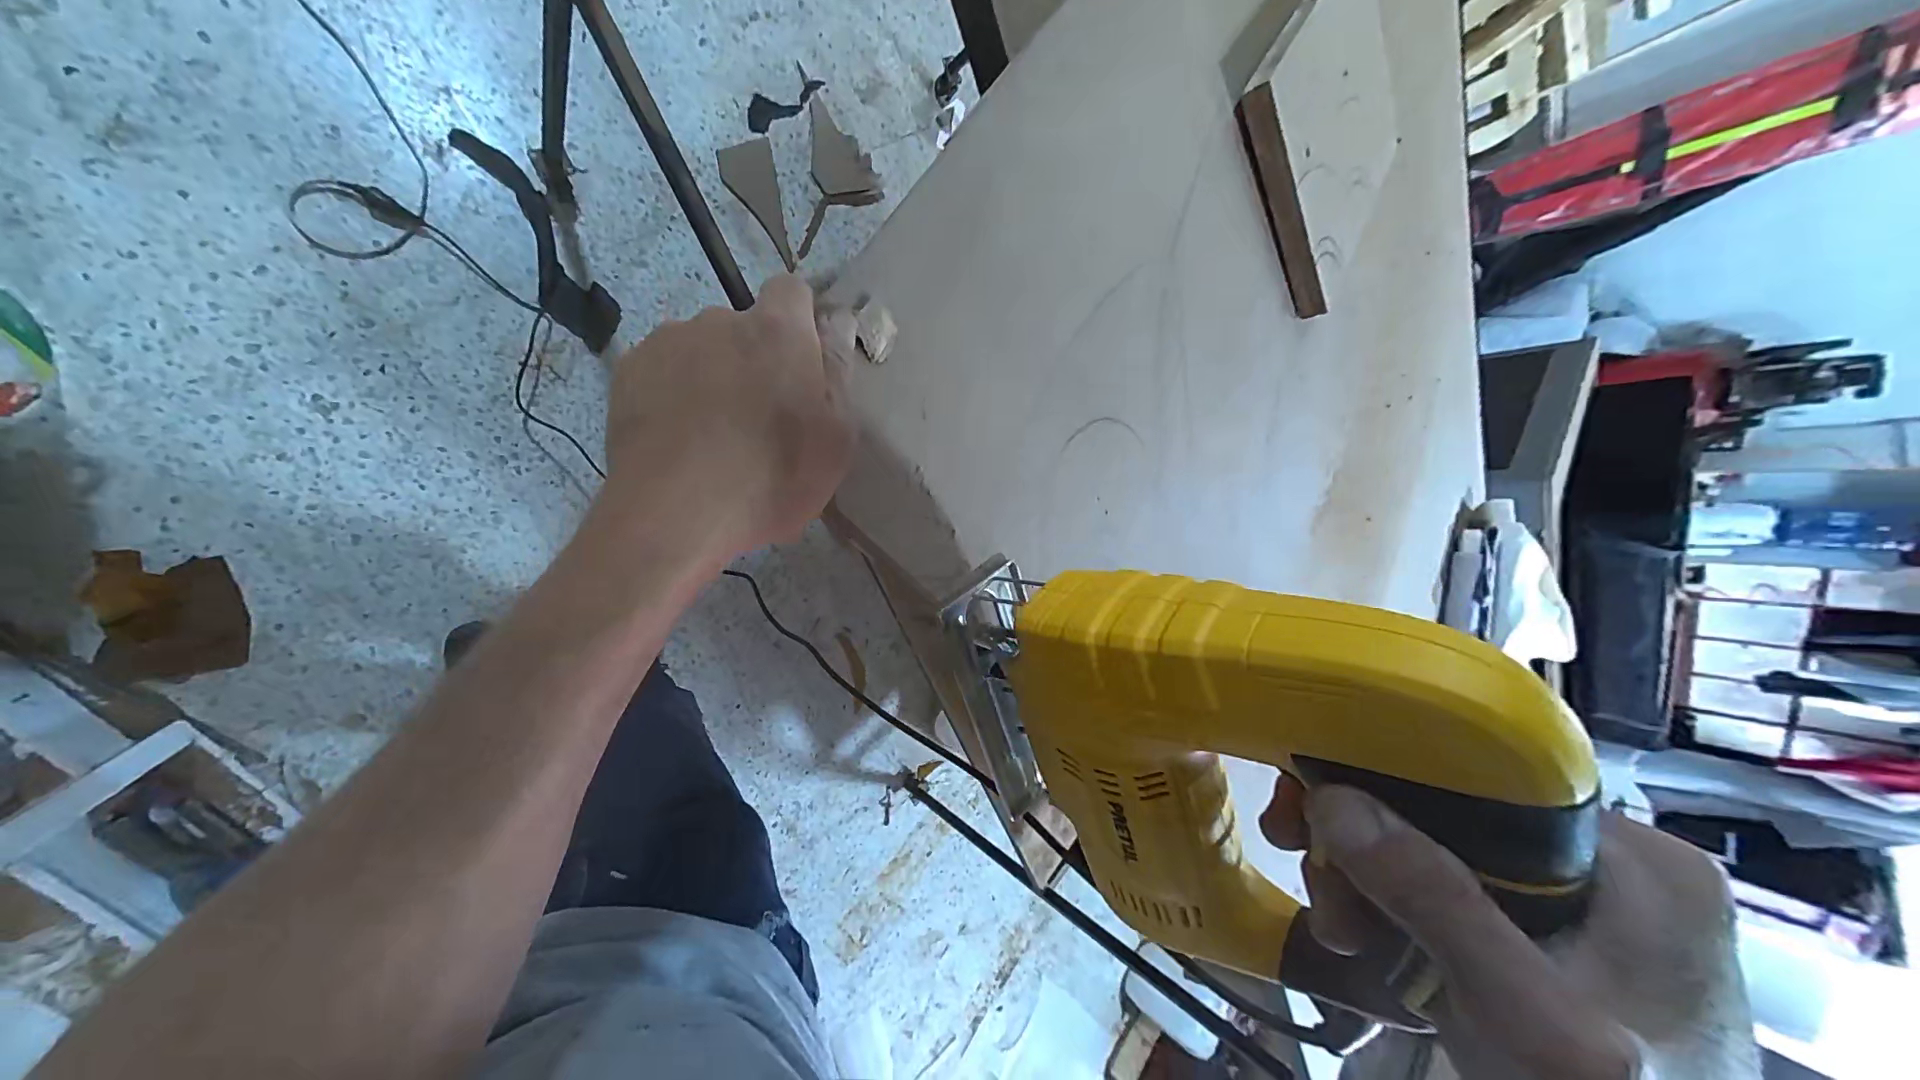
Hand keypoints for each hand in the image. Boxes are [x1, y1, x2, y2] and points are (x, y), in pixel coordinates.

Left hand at [599, 275, 853, 562]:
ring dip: (713, 374)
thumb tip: (836, 323)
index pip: (793, 291)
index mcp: (778, 331)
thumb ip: (838, 372)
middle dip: (756, 358)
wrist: (674, 515)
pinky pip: (664, 369)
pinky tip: (678, 436)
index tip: (804, 364)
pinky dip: (675, 391)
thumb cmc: (772, 479)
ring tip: (712, 433)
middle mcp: (719, 320)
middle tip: (760, 416)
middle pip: (746, 325)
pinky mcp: (628, 370)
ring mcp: (667, 342)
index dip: (802, 322)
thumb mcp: (836, 438)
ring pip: (702, 347)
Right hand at [1262, 779, 1758, 1078]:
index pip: (1480, 771)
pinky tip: (1364, 943)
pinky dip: (1388, 912)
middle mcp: (1602, 863)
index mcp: (1633, 858)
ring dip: (1363, 883)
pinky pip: (1440, 894)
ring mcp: (1570, 904)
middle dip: (1362, 847)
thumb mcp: (1522, 1015)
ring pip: (1430, 852)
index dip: (1381, 777)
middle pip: (1441, 814)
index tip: (1311, 803)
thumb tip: (1331, 799)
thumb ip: (1434, 902)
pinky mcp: (1539, 941)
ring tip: (1340, 932)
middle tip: (1318, 884)